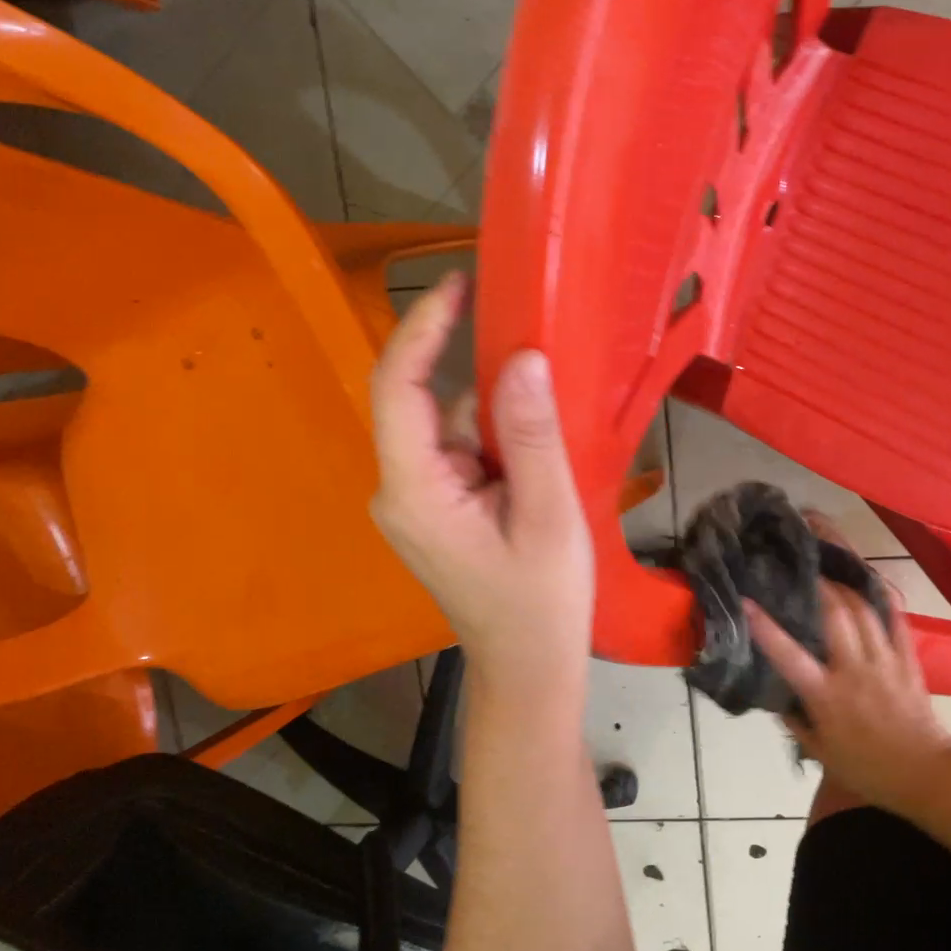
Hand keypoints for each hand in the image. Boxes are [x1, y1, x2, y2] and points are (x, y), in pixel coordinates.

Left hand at [368, 273, 594, 684]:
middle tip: (531, 336)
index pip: (399, 388)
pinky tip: (540, 454)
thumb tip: (526, 357)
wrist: (529, 668)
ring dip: (499, 415)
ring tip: (551, 416)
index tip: (459, 282)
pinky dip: (500, 441)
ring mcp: (420, 501)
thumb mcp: (549, 514)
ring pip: (453, 428)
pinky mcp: (440, 510)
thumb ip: (534, 436)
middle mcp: (402, 489)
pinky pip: (464, 453)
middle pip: (427, 404)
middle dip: (476, 371)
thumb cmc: (542, 601)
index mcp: (416, 490)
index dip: (423, 328)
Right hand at [749, 582, 950, 812]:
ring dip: (845, 587)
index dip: (764, 626)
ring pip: (863, 610)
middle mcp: (853, 669)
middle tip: (804, 568)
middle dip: (817, 585)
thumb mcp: (821, 753)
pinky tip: (874, 584)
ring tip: (833, 572)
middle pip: (834, 614)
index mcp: (825, 694)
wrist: (923, 773)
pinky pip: (896, 620)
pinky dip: (885, 599)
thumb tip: (777, 699)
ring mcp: (883, 660)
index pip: (788, 654)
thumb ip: (796, 723)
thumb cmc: (868, 769)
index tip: (746, 601)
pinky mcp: (907, 659)